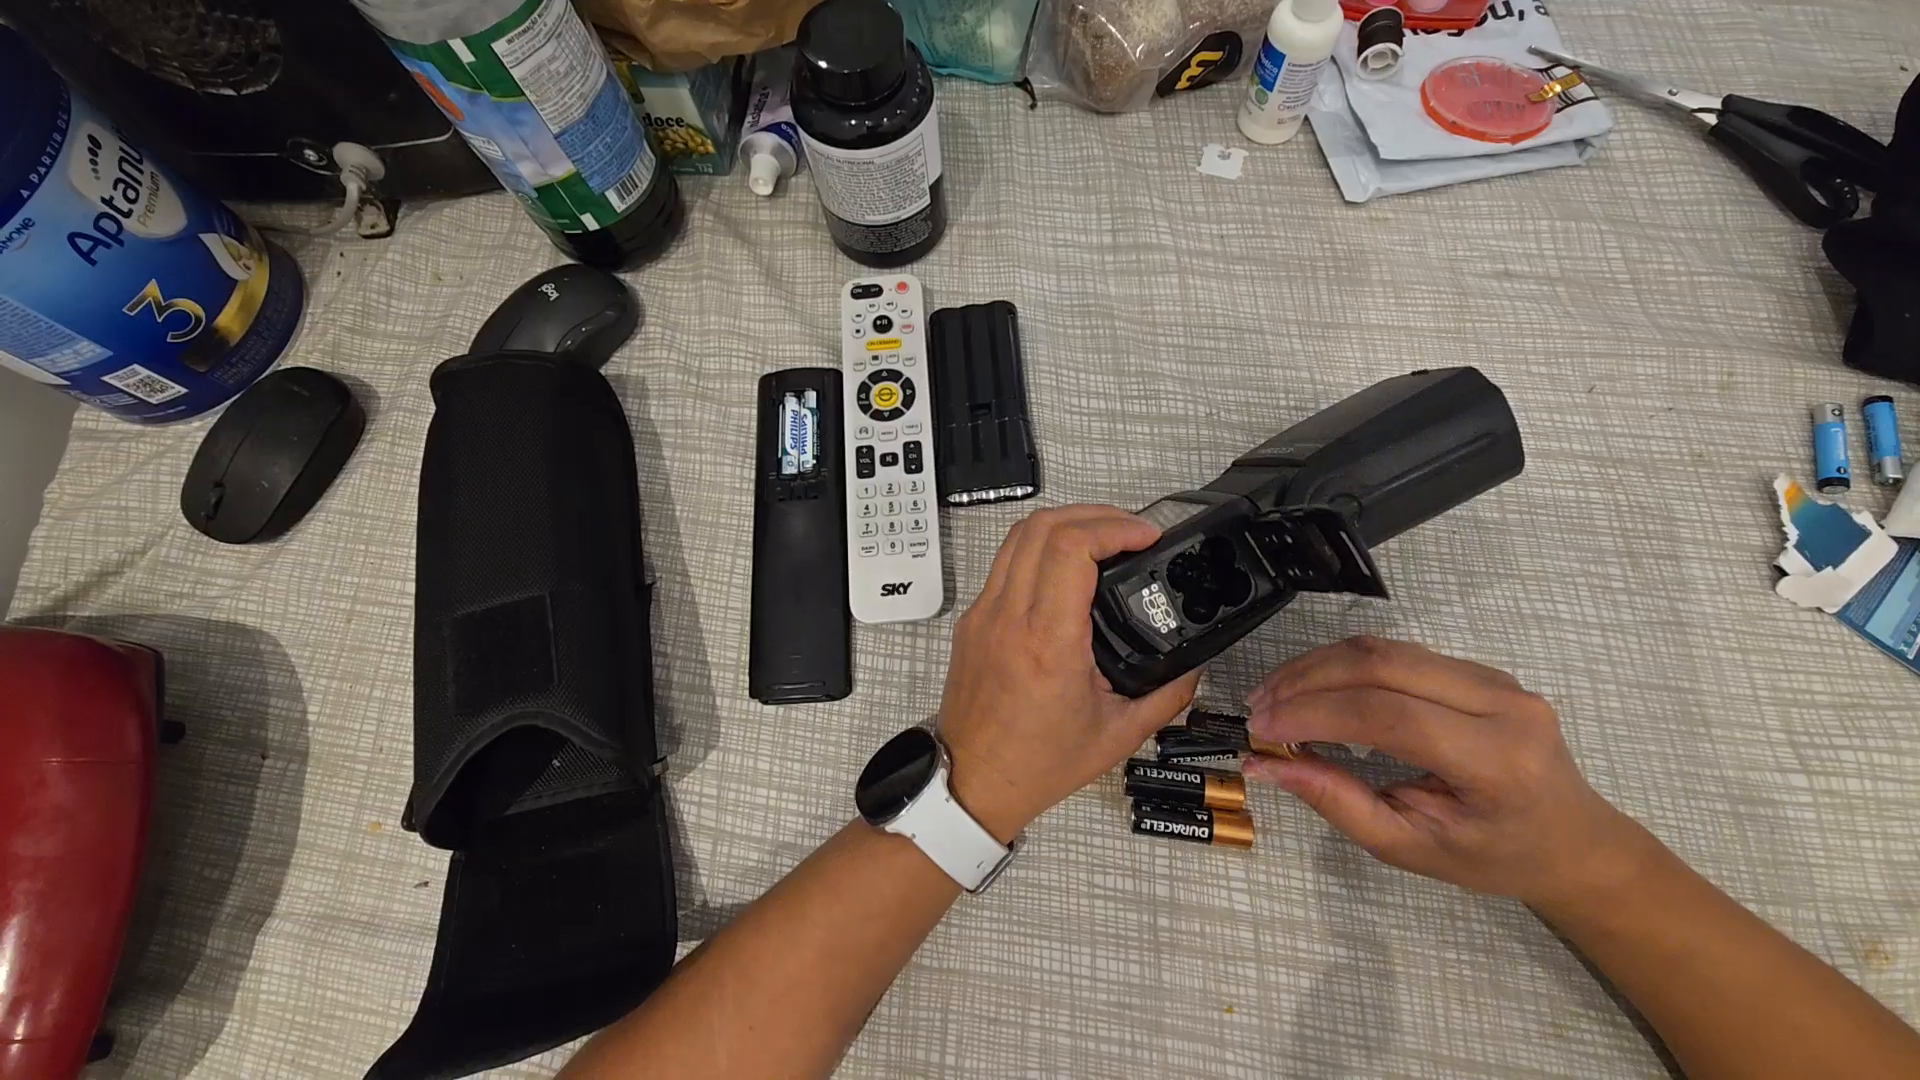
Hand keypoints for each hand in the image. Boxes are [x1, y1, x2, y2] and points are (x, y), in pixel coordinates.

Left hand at [937, 505, 1200, 842]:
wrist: (972, 781)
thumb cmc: (1034, 763)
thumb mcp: (1118, 734)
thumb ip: (1167, 694)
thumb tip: (1193, 663)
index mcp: (1047, 642)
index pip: (1071, 548)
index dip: (1114, 527)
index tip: (1145, 536)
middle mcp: (1008, 618)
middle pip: (1043, 525)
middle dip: (1095, 514)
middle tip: (1131, 531)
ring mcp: (983, 614)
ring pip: (1018, 535)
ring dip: (1065, 524)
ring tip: (1104, 539)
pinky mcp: (973, 619)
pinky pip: (1005, 561)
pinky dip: (1040, 547)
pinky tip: (1069, 568)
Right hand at [1241, 636, 1649, 908]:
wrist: (1573, 841)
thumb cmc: (1494, 857)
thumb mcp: (1410, 846)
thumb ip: (1336, 801)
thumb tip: (1264, 765)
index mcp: (1497, 760)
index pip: (1388, 715)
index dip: (1314, 714)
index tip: (1260, 728)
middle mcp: (1502, 704)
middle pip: (1380, 665)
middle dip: (1306, 680)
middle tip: (1258, 707)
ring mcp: (1492, 677)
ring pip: (1382, 648)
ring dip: (1316, 666)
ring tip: (1274, 695)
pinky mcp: (1475, 668)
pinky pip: (1394, 652)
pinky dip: (1340, 665)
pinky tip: (1311, 688)